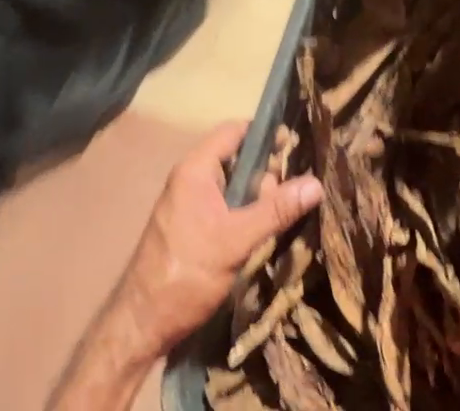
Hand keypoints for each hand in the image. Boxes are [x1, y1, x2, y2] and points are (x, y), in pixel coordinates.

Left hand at [47, 121, 321, 410]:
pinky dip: (253, 214)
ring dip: (264, 198)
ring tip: (291, 212)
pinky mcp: (198, 229)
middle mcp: (193, 180)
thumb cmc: (183, 275)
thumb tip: (317, 183)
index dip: (266, 133)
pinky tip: (274, 229)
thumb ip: (276, 210)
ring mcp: (194, 206)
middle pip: (241, 158)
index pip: (235, 130)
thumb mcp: (236, 241)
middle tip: (295, 192)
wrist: (141, 329)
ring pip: (239, 186)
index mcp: (195, 170)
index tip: (298, 146)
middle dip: (271, 172)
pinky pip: (232, 208)